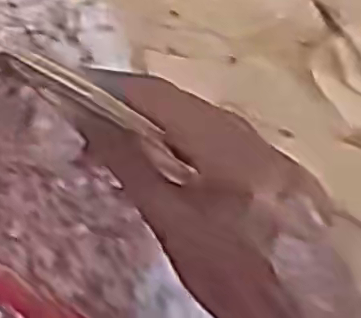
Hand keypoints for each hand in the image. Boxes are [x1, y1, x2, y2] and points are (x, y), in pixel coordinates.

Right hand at [73, 73, 357, 317]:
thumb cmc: (234, 277)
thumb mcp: (170, 222)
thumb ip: (127, 160)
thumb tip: (83, 113)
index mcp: (229, 148)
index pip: (156, 93)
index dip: (109, 83)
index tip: (71, 84)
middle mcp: (256, 141)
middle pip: (179, 101)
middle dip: (130, 100)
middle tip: (89, 109)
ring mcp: (278, 158)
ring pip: (201, 117)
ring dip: (157, 118)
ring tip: (120, 132)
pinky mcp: (288, 178)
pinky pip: (223, 138)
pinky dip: (187, 137)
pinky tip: (169, 156)